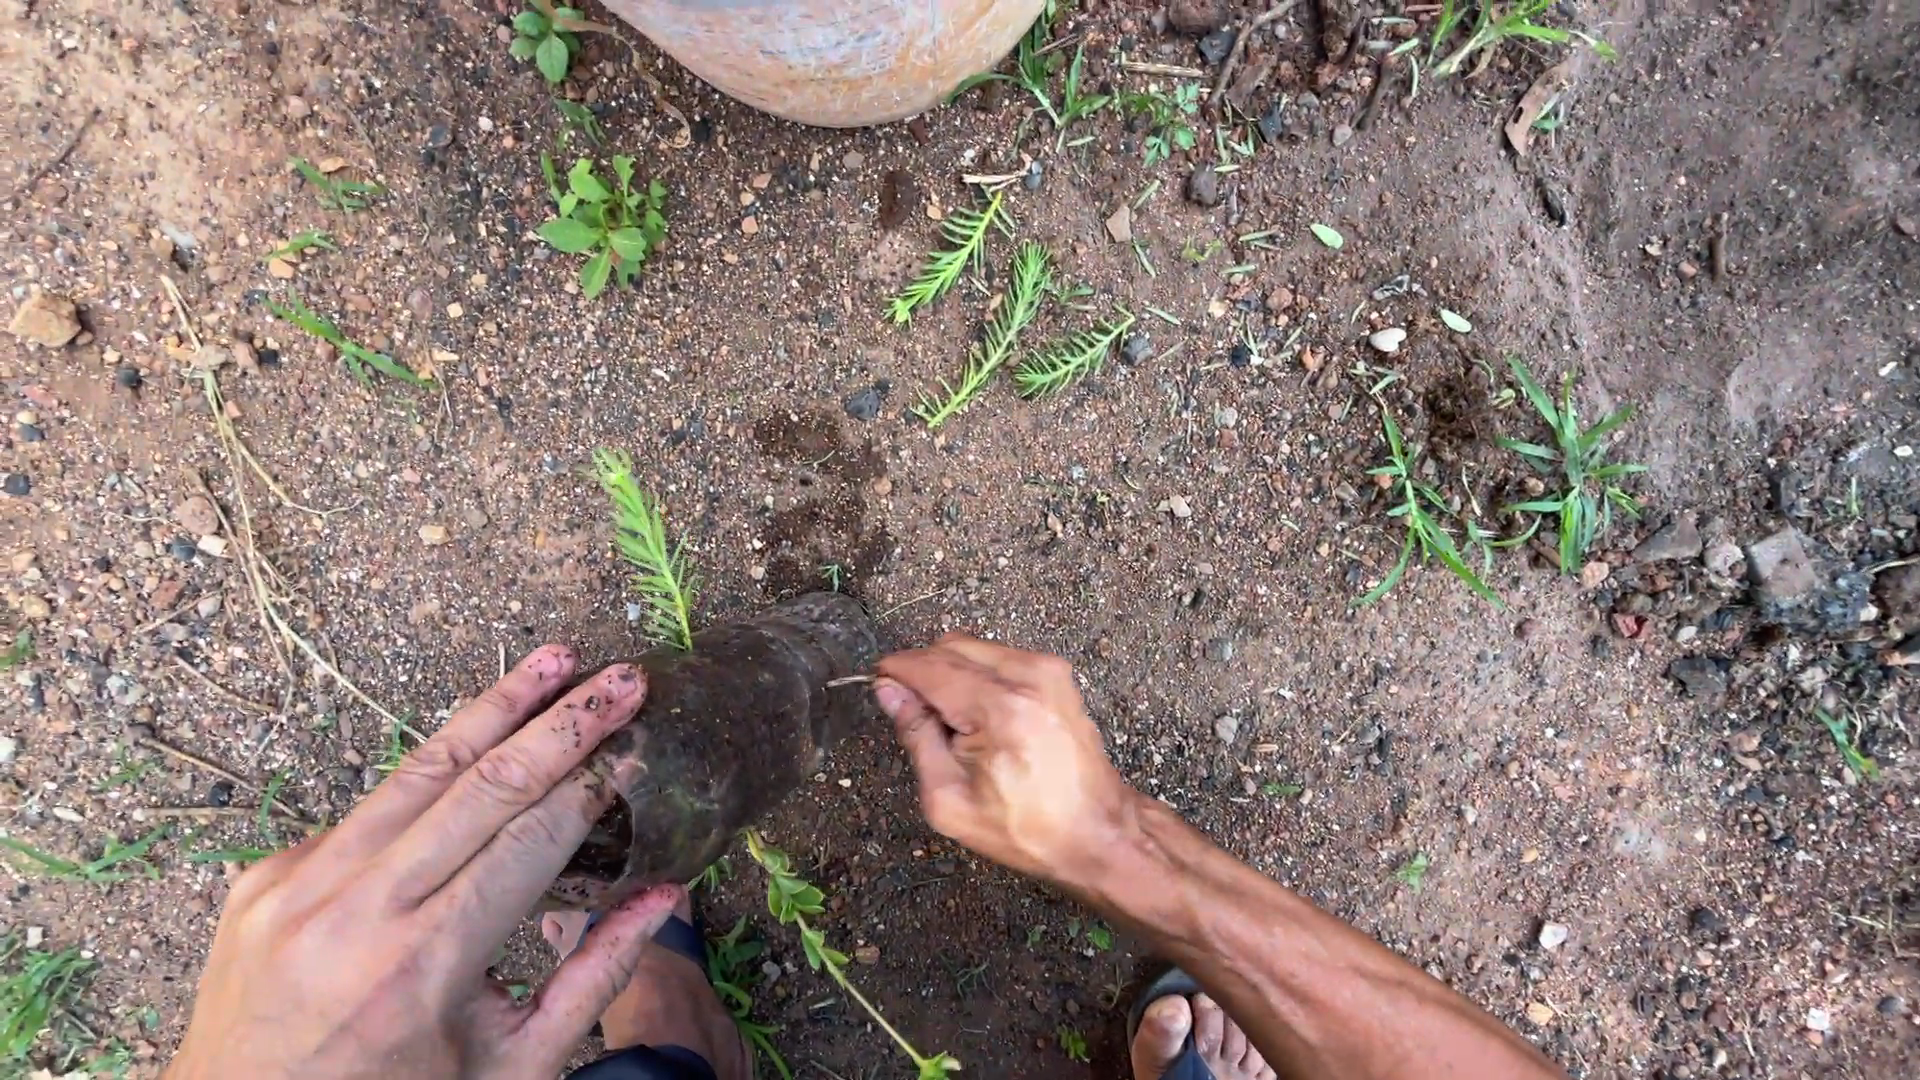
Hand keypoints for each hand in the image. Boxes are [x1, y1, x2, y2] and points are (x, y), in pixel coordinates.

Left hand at [166, 646, 679, 1079]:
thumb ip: (596, 974)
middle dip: (568, 722)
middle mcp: (352, 912)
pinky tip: (490, 735)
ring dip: (502, 702)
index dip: (594, 782)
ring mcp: (295, 885)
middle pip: (486, 783)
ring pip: (426, 766)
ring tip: (560, 658)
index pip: (533, 837)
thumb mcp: (512, 1066)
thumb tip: (667, 893)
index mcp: (421, 966)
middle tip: (625, 680)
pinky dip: (444, 765)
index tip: (640, 745)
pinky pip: (379, 804)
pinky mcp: (266, 874)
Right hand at [873, 634, 1138, 886]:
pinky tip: (980, 714)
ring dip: (949, 671)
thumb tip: (888, 690)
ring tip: (953, 721)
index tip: (878, 683)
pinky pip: (997, 655)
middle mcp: (1027, 675)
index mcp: (1001, 708)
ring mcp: (1046, 668)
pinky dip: (977, 673)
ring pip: (972, 645)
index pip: (929, 666)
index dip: (896, 671)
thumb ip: (915, 735)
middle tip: (915, 713)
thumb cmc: (1023, 827)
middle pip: (950, 646)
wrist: (1096, 830)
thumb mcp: (949, 798)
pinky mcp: (1055, 671)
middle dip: (922, 671)